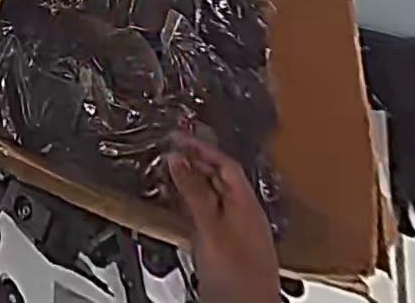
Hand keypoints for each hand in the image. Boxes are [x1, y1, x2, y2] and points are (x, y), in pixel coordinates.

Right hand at [168, 133, 279, 302]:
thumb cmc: (237, 277)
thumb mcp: (210, 227)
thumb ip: (193, 190)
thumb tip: (177, 158)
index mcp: (246, 204)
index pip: (225, 163)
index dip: (201, 148)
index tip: (178, 138)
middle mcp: (244, 215)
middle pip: (218, 178)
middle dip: (193, 163)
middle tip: (168, 154)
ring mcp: (235, 234)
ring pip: (212, 197)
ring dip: (190, 184)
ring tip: (167, 175)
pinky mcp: (225, 250)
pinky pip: (207, 216)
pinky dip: (190, 206)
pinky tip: (176, 208)